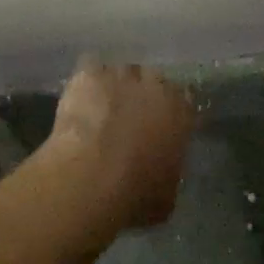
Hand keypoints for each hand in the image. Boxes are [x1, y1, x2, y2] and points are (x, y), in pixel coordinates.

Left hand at [41, 55, 196, 232]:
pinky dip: (87, 82)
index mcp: (180, 112)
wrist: (92, 178)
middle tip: (129, 116)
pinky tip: (80, 99)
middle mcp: (155, 83)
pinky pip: (91, 69)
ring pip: (121, 72)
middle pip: (152, 78)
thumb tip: (163, 166)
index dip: (169, 111)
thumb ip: (169, 168)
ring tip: (101, 108)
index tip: (159, 125)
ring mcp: (121, 73)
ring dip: (114, 86)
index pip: (183, 99)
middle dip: (142, 93)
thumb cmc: (136, 194)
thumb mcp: (167, 195)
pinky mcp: (90, 72)